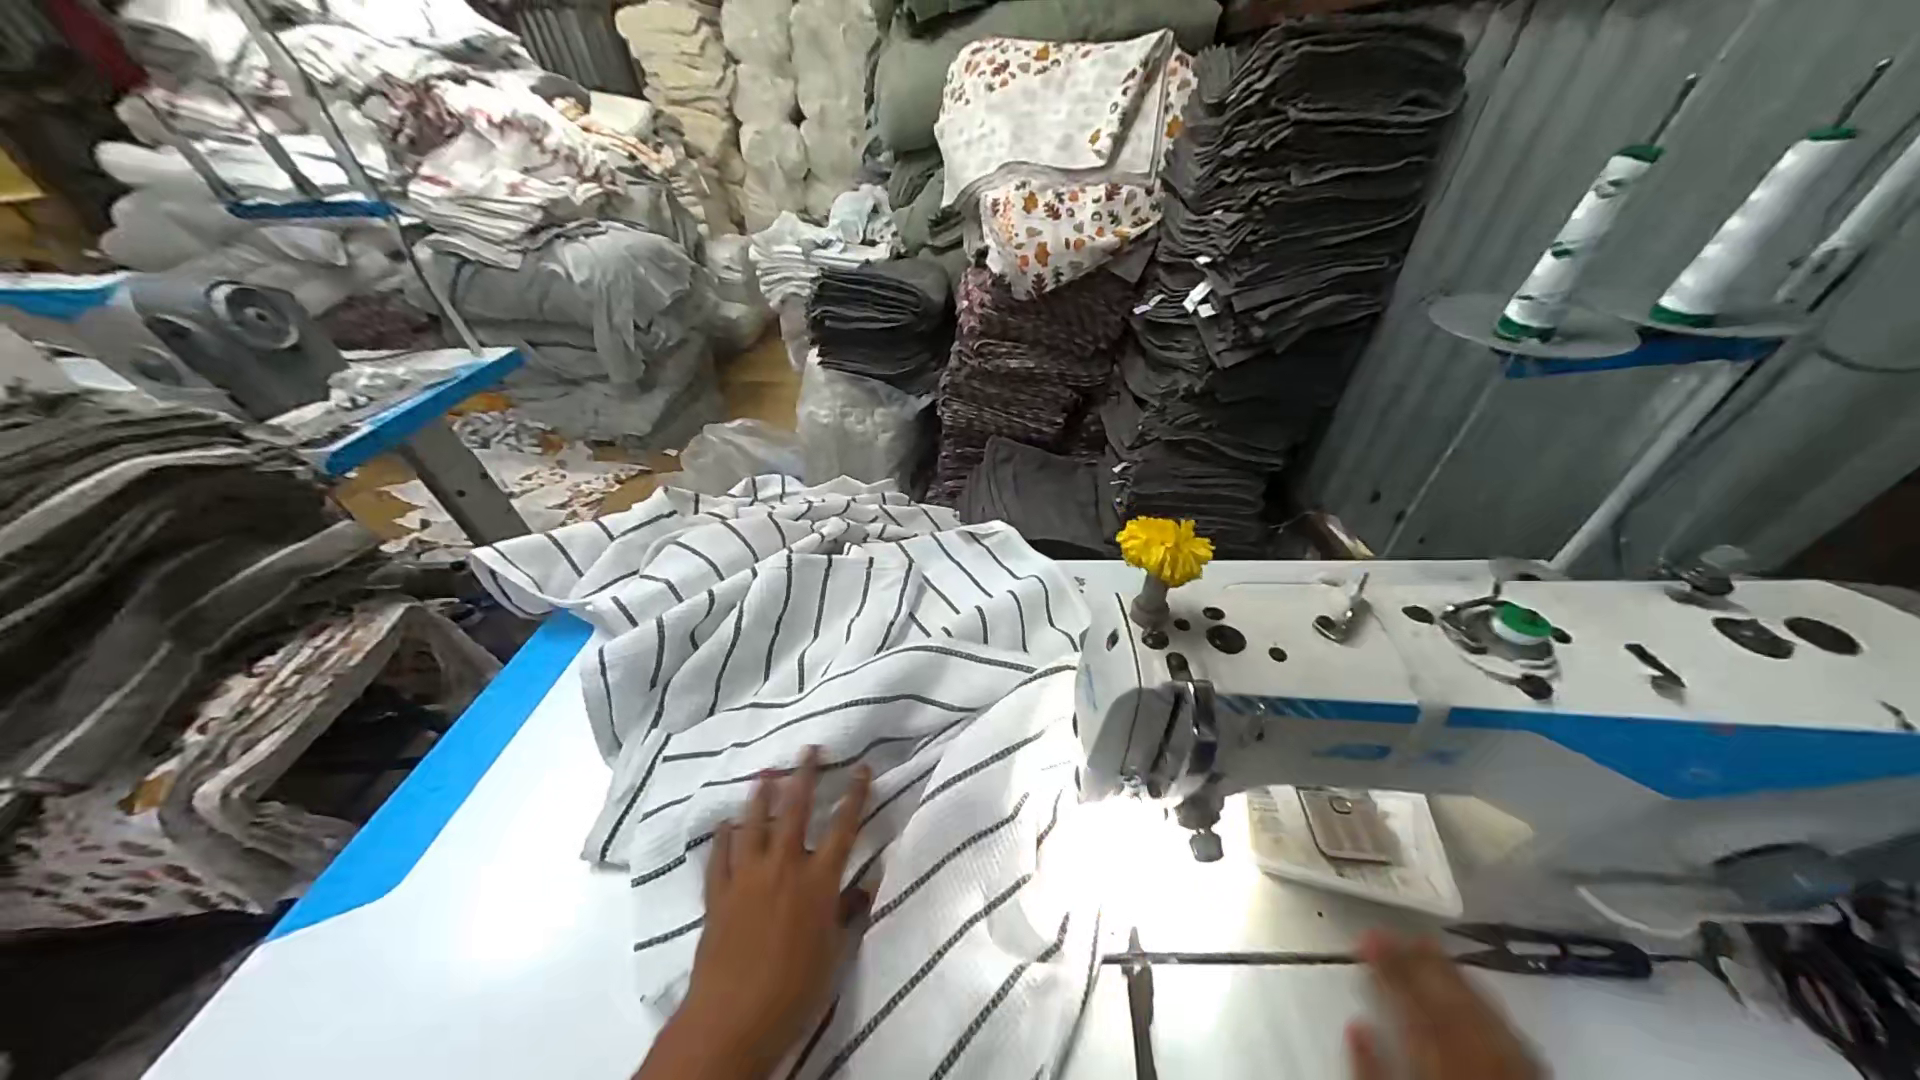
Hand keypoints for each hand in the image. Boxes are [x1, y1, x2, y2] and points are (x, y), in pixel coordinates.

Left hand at [636, 747, 872, 1079]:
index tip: (862, 768)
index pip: (843, 826)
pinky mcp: (718, 893)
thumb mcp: (836, 953)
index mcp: (818, 880)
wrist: (733, 1018)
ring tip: (766, 772)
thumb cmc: (795, 989)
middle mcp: (783, 867)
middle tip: (809, 748)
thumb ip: (851, 911)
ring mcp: (746, 876)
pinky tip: (725, 823)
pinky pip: (720, 854)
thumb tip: (868, 882)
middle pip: (796, 809)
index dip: (855, 795)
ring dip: (762, 795)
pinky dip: (724, 836)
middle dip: (805, 775)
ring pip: (754, 822)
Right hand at [1348, 932, 1543, 1079]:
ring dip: (1453, 974)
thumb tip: (1356, 1027)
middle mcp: (1481, 1061)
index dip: (1384, 964)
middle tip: (1389, 931)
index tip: (1363, 937)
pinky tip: (1476, 990)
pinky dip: (1488, 1003)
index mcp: (1438, 1063)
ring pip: (1483, 1011)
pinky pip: (1514, 1034)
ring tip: (1426, 945)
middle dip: (1415, 960)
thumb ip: (1371, 1070)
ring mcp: (1516, 1071)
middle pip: (1447, 1001)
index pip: (1409, 1003)